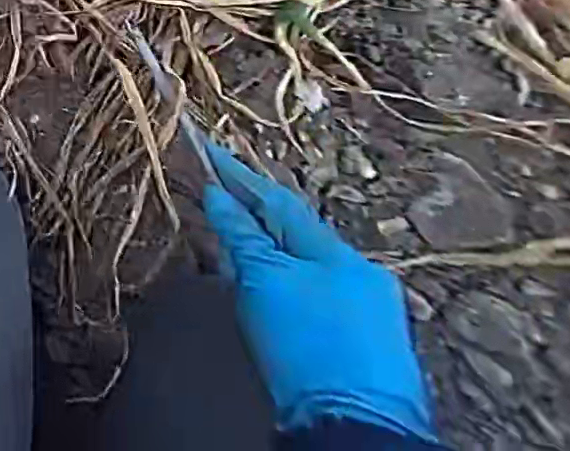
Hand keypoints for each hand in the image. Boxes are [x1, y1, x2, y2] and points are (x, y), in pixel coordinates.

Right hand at [202, 142, 436, 443]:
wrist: (354, 429)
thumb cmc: (306, 345)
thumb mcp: (263, 281)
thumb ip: (239, 233)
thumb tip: (215, 194)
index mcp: (337, 252)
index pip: (276, 199)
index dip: (238, 173)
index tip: (205, 147)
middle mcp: (357, 272)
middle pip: (291, 227)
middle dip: (250, 207)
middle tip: (213, 183)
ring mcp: (363, 307)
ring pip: (299, 257)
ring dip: (263, 240)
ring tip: (227, 222)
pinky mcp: (358, 339)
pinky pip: (308, 286)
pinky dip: (278, 272)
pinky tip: (257, 273)